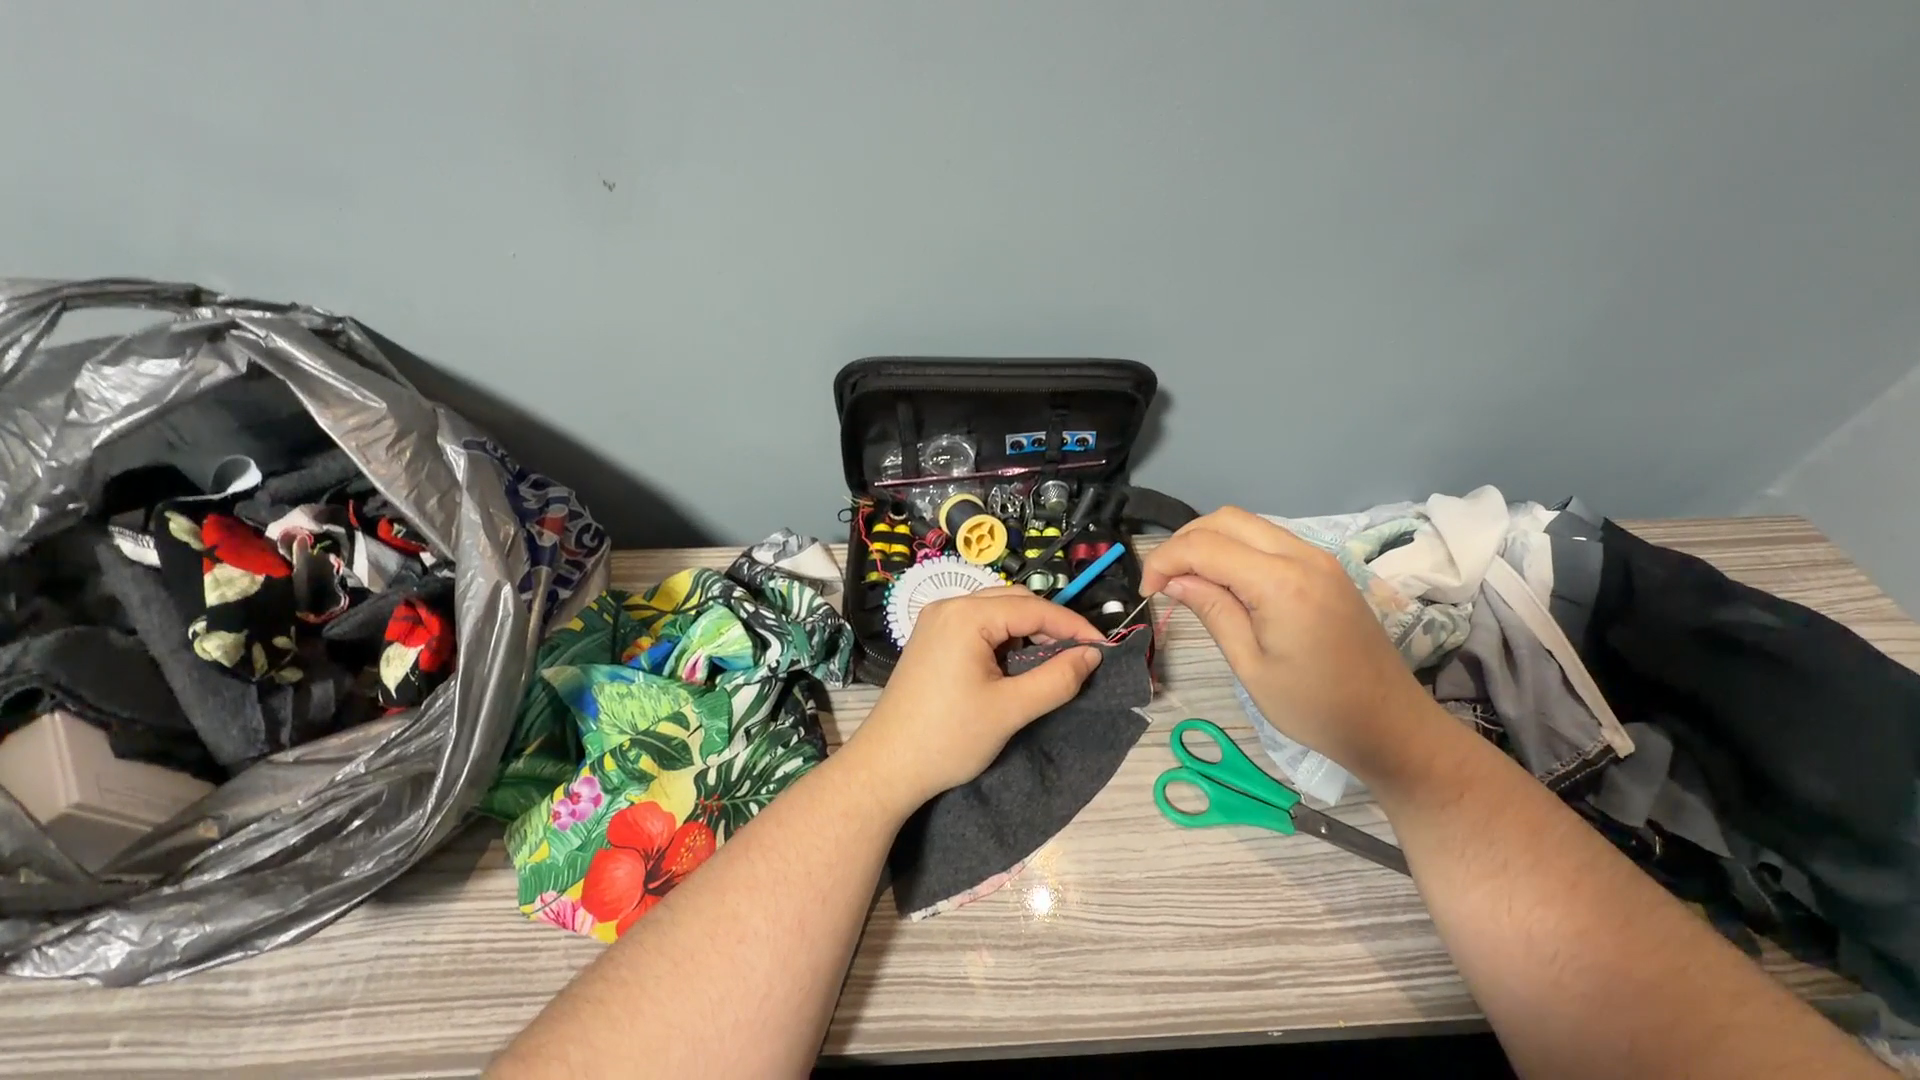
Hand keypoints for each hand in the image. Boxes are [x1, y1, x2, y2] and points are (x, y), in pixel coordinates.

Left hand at [846, 587, 1104, 809]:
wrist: (886, 768)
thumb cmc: (948, 738)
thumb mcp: (1011, 710)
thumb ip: (1057, 678)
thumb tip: (1092, 655)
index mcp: (966, 616)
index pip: (1033, 608)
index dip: (1073, 626)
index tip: (1105, 647)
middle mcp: (948, 607)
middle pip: (1014, 602)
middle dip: (1051, 625)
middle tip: (1082, 654)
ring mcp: (935, 622)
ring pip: (996, 612)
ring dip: (1028, 631)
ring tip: (1054, 661)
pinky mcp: (930, 641)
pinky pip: (977, 626)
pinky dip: (1004, 639)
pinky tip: (1017, 664)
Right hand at [1139, 508, 1437, 778]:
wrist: (1389, 723)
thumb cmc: (1314, 707)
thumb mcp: (1250, 666)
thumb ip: (1213, 611)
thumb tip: (1175, 580)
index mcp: (1281, 582)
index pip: (1205, 547)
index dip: (1165, 561)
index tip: (1148, 592)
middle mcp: (1302, 555)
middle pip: (1226, 520)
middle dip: (1184, 541)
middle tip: (1163, 581)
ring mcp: (1319, 558)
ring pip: (1248, 524)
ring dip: (1210, 542)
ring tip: (1187, 581)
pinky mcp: (1326, 568)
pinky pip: (1270, 540)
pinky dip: (1236, 549)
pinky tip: (1224, 582)